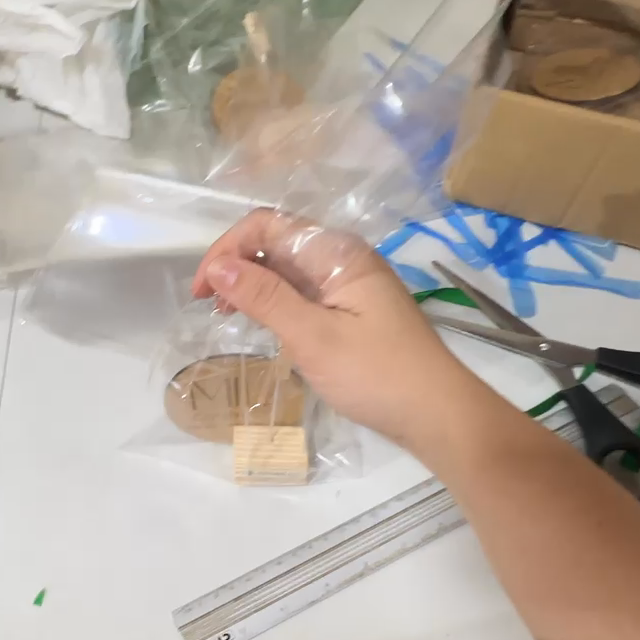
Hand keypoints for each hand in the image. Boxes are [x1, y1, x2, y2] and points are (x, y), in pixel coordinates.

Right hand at [192, 209, 498, 458]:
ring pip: (287, 268)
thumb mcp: (313, 337)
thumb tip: (217, 267)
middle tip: (208, 305)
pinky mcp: (349, 309)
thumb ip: (265, 298)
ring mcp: (348, 284)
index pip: (268, 226)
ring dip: (252, 283)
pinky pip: (302, 291)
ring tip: (226, 314)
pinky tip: (260, 323)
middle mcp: (342, 258)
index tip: (202, 290)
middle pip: (276, 241)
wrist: (437, 414)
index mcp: (336, 253)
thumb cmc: (377, 375)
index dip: (227, 248)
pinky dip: (273, 301)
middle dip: (235, 263)